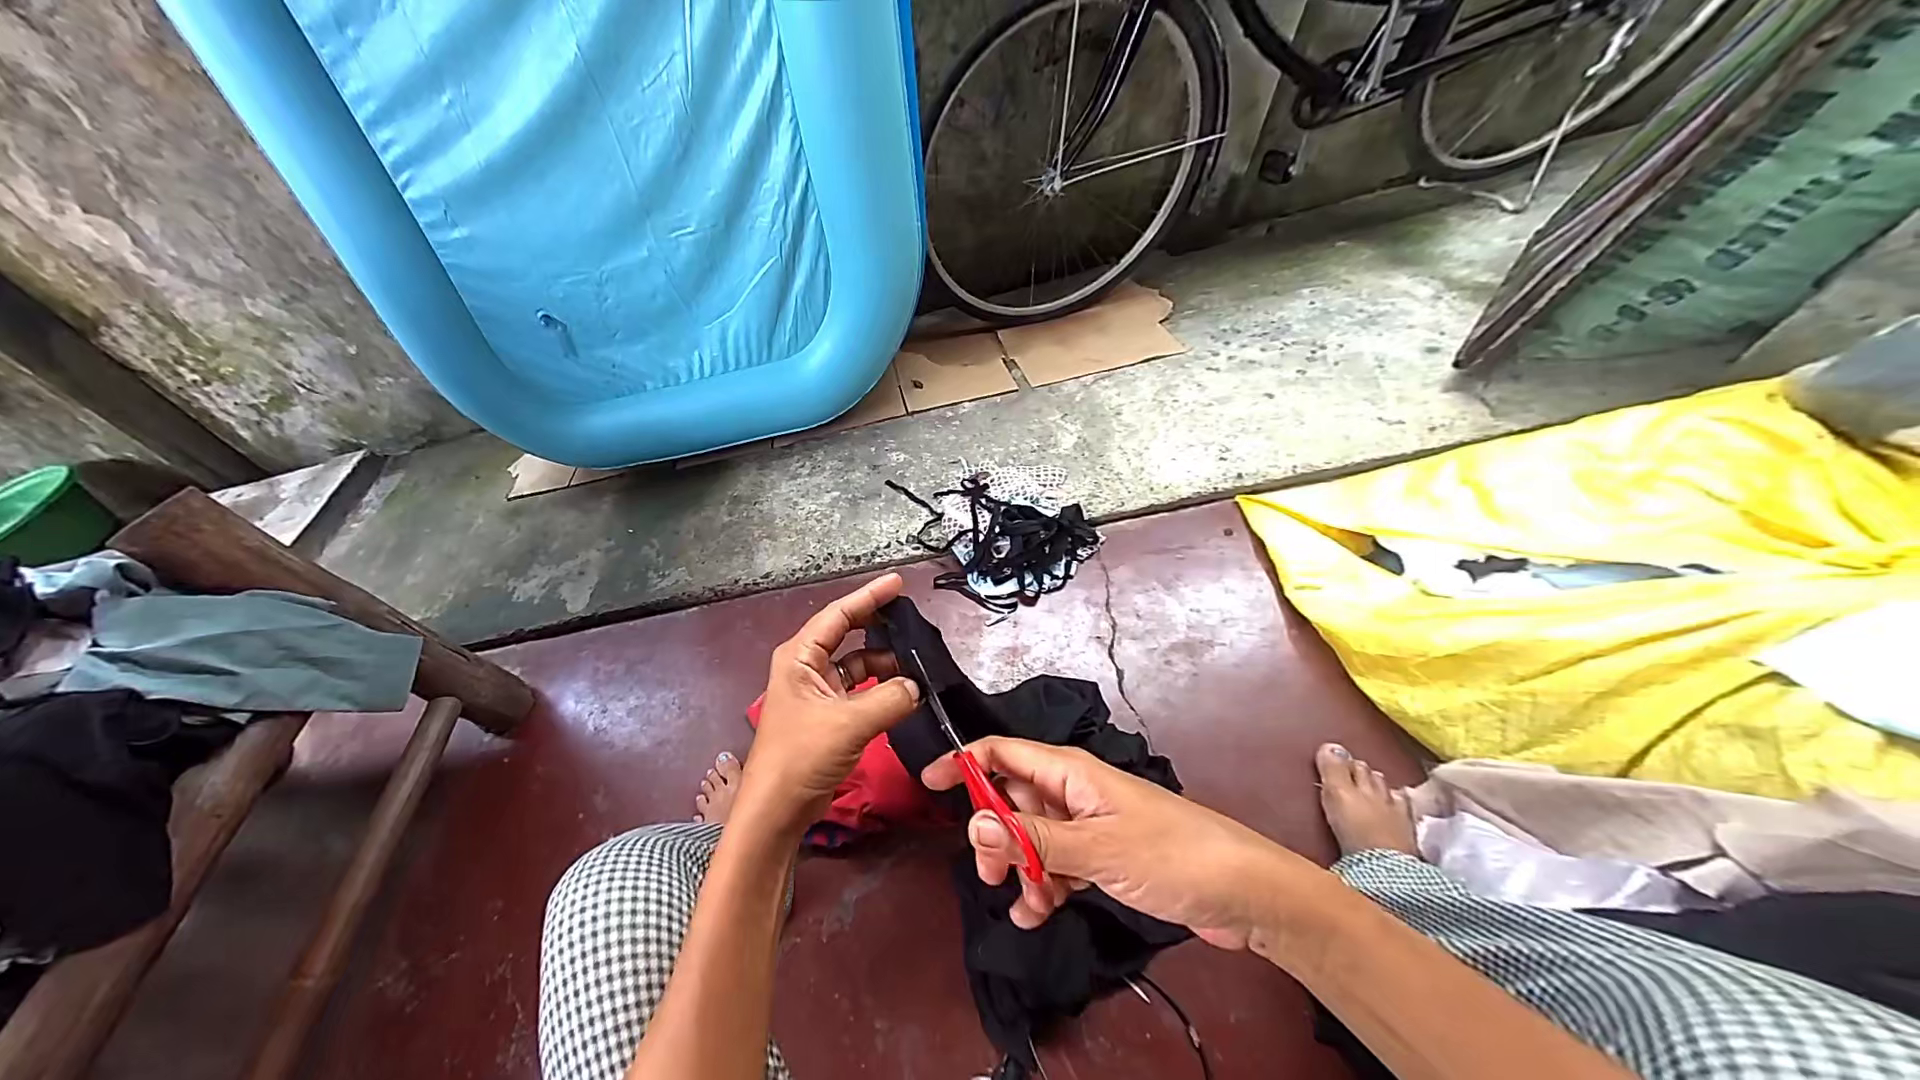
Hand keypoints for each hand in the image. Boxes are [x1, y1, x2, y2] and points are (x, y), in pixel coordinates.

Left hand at [738, 574, 920, 830]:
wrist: (777, 810)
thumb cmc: (801, 758)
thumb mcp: (850, 723)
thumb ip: (891, 698)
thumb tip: (917, 686)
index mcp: (800, 656)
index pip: (839, 614)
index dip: (869, 596)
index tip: (897, 583)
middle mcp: (807, 667)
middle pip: (848, 634)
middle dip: (878, 624)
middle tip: (910, 617)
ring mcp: (818, 691)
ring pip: (857, 664)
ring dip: (884, 662)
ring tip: (916, 662)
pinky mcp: (829, 715)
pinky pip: (861, 689)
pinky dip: (882, 688)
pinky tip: (904, 690)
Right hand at [922, 737, 1310, 948]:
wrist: (1241, 891)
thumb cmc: (1171, 854)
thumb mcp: (1097, 848)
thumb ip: (1034, 839)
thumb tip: (975, 825)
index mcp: (1070, 772)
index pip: (1003, 752)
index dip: (964, 762)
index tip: (928, 783)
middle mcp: (1074, 792)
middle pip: (1012, 800)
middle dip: (995, 835)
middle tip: (990, 872)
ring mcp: (1089, 824)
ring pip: (1032, 837)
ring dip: (1022, 869)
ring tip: (1032, 904)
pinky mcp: (1103, 855)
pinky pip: (1057, 863)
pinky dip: (1045, 885)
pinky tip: (1042, 914)